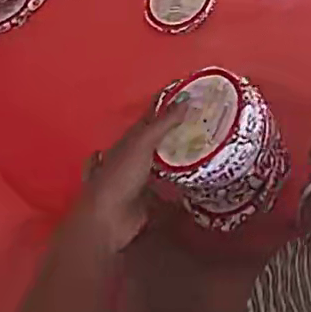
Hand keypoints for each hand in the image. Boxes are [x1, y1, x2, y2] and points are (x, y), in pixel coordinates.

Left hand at [66, 100, 191, 257]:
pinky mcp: (150, 197)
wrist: (106, 221)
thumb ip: (164, 123)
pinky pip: (170, 183)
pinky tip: (192, 174)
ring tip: (204, 142)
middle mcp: (135, 154)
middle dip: (176, 127)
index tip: (189, 90)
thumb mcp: (142, 144)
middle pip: (158, 136)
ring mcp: (141, 177)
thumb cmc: (120, 176)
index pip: (151, 114)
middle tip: (204, 117)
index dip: (167, 102)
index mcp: (130, 138)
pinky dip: (179, 178)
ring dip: (178, 152)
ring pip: (163, 158)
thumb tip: (187, 99)